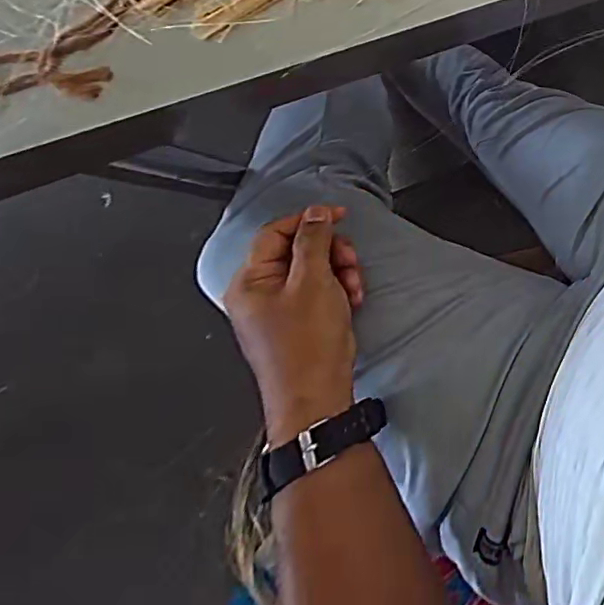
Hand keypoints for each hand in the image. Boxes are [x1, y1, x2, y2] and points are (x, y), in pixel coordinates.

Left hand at [224, 206, 364, 444]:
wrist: (315, 390)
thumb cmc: (307, 342)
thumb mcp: (314, 281)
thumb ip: (313, 242)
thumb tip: (315, 214)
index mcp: (251, 281)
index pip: (276, 232)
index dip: (309, 220)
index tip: (340, 216)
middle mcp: (259, 291)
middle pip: (299, 248)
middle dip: (332, 251)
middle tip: (350, 262)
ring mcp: (277, 305)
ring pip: (314, 267)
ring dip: (341, 271)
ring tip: (352, 288)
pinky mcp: (298, 316)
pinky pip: (320, 286)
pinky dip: (339, 288)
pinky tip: (350, 300)